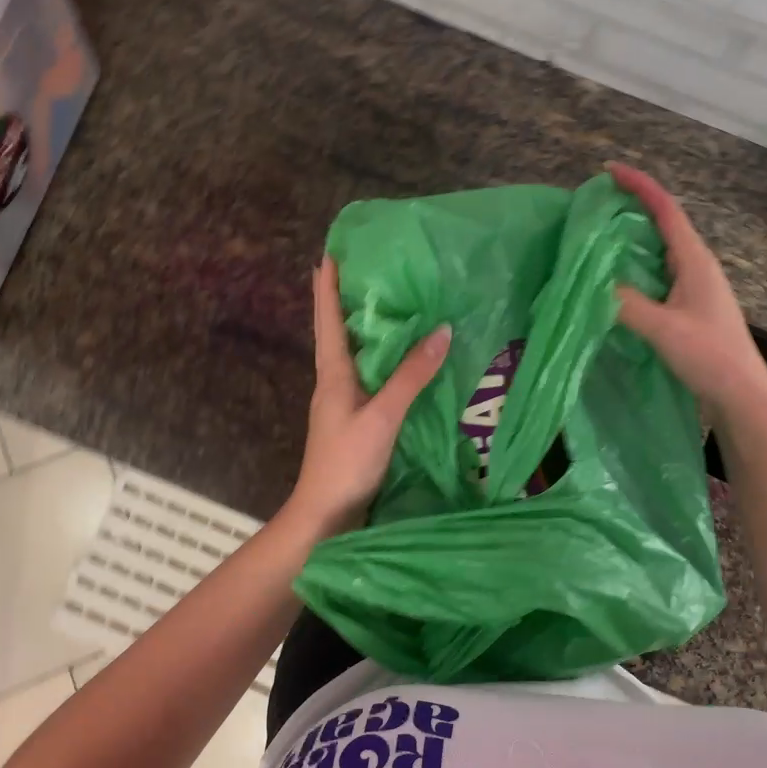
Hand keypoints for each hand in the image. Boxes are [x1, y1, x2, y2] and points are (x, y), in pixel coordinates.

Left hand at [284, 256, 451, 536]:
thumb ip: (411, 376)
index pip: (328, 320)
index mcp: (333, 375)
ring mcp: (342, 405)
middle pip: (337, 333)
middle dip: (346, 301)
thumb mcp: (383, 416)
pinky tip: (399, 364)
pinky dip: (381, 362)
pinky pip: (368, 380)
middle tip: (368, 270)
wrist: (325, 515)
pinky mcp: (354, 423)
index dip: (328, 286)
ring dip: (365, 331)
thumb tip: (441, 331)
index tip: (329, 252)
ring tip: (388, 306)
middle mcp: (333, 384)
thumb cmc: (346, 462)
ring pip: (353, 357)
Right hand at [611, 162, 766, 413]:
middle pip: (661, 224)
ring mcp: (693, 286)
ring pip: (657, 250)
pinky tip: (613, 280)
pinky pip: (656, 275)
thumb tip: (593, 284)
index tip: (608, 171)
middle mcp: (695, 265)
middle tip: (593, 208)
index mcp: (694, 260)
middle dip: (629, 209)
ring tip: (595, 239)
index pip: (665, 209)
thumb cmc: (710, 357)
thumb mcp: (663, 329)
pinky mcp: (687, 306)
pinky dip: (633, 268)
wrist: (741, 394)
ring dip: (629, 240)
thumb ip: (626, 304)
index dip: (638, 185)